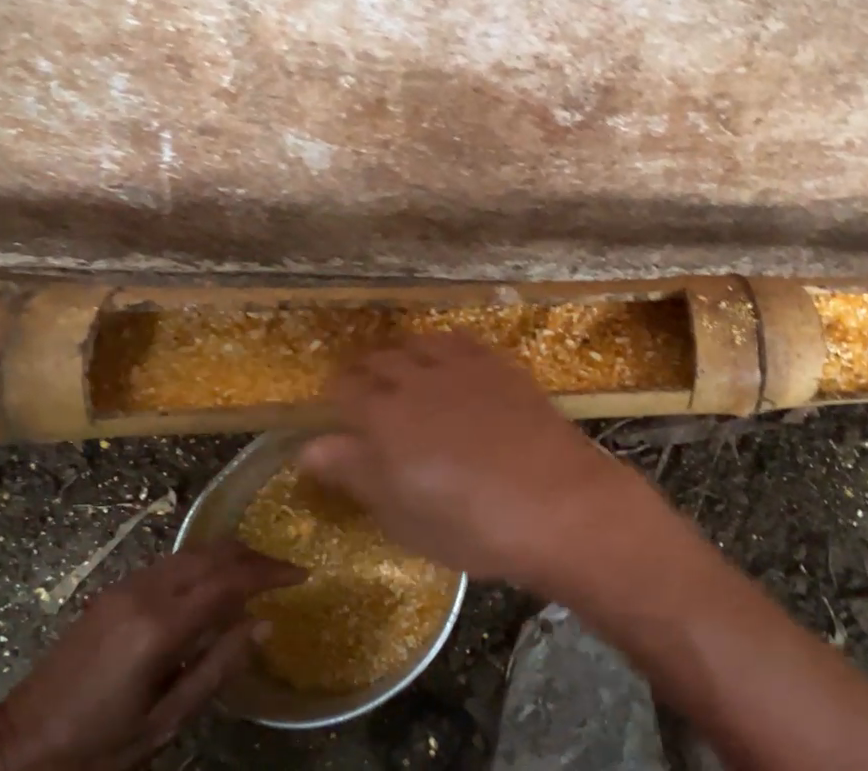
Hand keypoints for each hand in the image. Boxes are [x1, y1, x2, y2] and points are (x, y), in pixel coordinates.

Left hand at [0, 543, 303, 770]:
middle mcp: (143, 594)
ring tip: (257, 577)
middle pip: (213, 554)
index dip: (270, 573)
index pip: (230, 580)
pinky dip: (203, 565)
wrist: (15, 748)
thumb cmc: (96, 745)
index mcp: (160, 627)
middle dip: (254, 557)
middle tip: (284, 573)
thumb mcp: (165, 721)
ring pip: (192, 552)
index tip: (302, 576)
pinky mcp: (111, 592)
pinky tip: (214, 587)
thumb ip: (217, 667)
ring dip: (230, 557)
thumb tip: (263, 625)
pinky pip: (171, 564)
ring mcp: (124, 588)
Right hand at [298, 332, 662, 586]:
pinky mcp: (503, 367)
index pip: (343, 390)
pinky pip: (463, 342)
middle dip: (365, 374)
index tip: (336, 413)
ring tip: (405, 374)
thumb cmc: (470, 526)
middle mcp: (418, 380)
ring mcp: (464, 368)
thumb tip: (310, 448)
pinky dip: (446, 347)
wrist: (557, 503)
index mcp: (383, 418)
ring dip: (404, 356)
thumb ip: (355, 473)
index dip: (335, 399)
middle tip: (366, 395)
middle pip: (379, 360)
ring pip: (419, 344)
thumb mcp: (401, 516)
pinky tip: (451, 364)